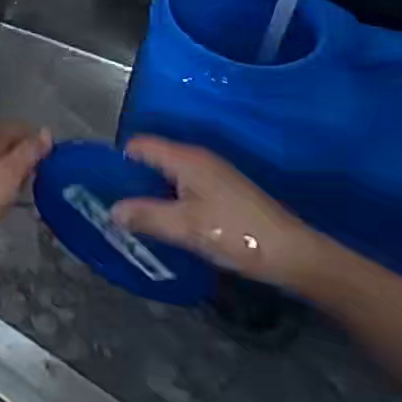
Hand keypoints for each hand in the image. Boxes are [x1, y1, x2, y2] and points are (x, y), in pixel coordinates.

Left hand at [0, 127, 52, 235]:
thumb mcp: (11, 170)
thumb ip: (29, 151)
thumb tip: (47, 130)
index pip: (14, 129)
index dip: (34, 137)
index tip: (53, 151)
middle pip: (6, 145)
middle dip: (26, 153)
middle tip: (47, 167)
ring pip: (0, 161)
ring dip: (17, 168)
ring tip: (34, 181)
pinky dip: (7, 181)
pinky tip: (14, 193)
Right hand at [110, 136, 332, 289]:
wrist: (298, 257)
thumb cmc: (237, 234)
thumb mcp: (185, 227)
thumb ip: (144, 215)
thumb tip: (111, 210)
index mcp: (185, 158)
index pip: (139, 144)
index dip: (118, 160)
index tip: (103, 184)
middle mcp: (198, 158)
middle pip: (153, 157)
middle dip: (132, 177)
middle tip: (115, 202)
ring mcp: (214, 174)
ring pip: (169, 173)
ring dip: (152, 189)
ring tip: (137, 214)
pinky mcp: (225, 191)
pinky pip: (184, 184)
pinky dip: (171, 197)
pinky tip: (169, 221)